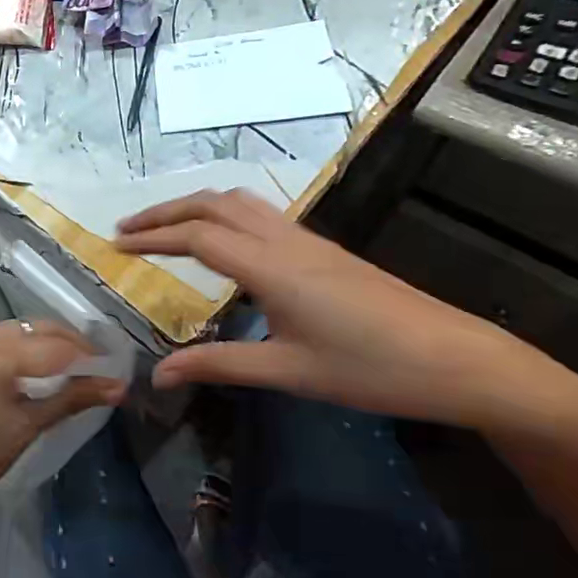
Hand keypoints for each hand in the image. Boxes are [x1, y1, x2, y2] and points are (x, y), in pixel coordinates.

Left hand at [0, 321, 125, 577]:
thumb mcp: (25, 428)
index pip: (58, 345)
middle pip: (37, 330)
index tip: (119, 374)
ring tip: (74, 373)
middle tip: (101, 371)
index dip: (93, 359)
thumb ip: (70, 399)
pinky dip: (22, 350)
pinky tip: (36, 372)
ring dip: (47, 346)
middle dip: (72, 346)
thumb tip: (117, 386)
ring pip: (18, 332)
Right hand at [112, 189, 577, 433]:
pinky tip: (219, 241)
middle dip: (164, 212)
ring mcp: (308, 241)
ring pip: (239, 202)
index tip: (115, 247)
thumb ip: (218, 365)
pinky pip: (260, 214)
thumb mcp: (288, 372)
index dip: (152, 238)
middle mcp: (286, 242)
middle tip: (126, 230)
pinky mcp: (323, 249)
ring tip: (163, 228)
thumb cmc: (373, 370)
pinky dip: (222, 214)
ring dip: (194, 207)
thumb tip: (158, 374)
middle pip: (213, 205)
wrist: (462, 362)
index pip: (197, 237)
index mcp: (272, 269)